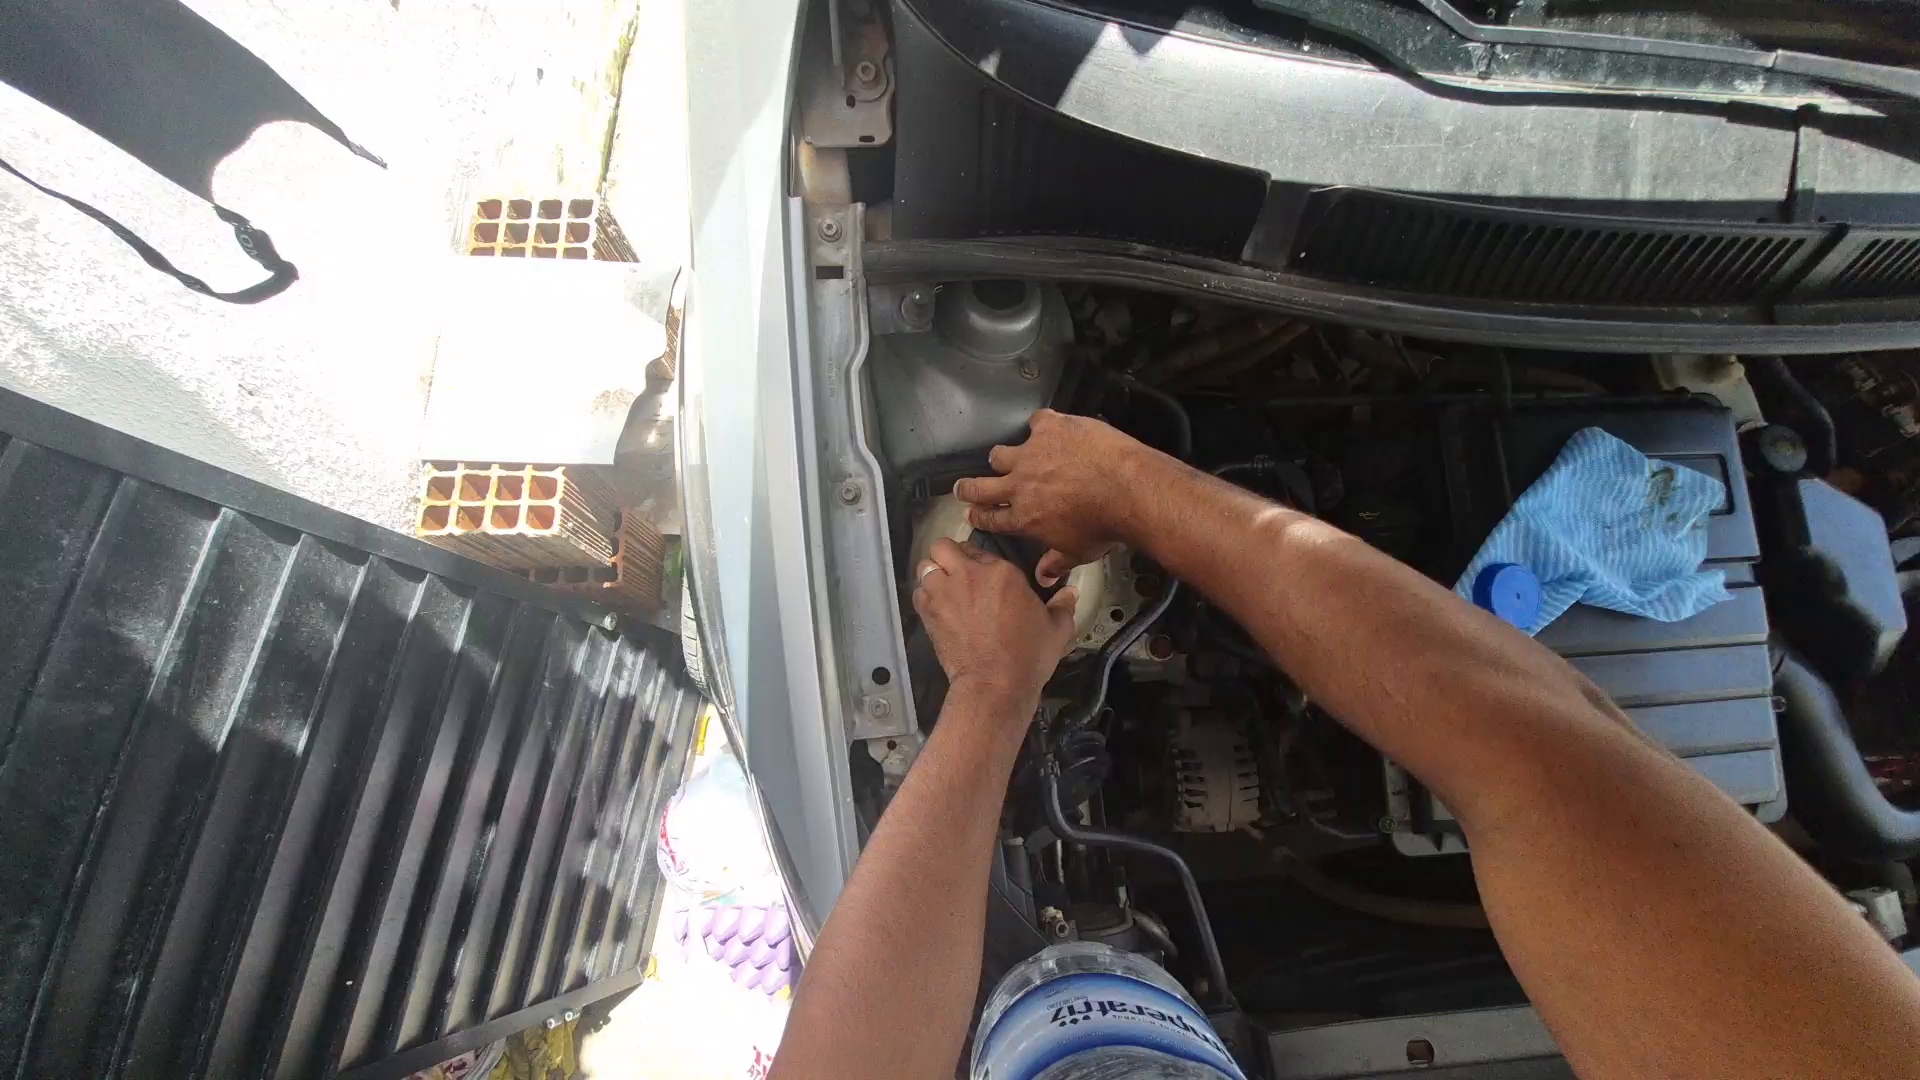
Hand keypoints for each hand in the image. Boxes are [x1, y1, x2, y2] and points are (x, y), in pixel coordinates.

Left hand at [912, 537, 1078, 712]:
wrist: (994, 683)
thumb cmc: (1028, 656)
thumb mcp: (1057, 630)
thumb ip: (1063, 606)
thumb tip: (1071, 592)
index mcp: (1002, 572)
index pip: (982, 550)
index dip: (981, 561)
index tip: (986, 577)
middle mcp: (969, 574)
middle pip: (945, 546)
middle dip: (949, 556)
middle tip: (958, 572)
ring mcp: (945, 592)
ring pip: (926, 565)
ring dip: (933, 574)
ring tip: (943, 588)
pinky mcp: (928, 612)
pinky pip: (918, 592)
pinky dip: (924, 596)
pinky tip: (936, 607)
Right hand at [953, 409, 1157, 585]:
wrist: (1126, 490)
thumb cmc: (1104, 526)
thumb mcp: (1078, 552)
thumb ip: (1056, 562)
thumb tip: (1044, 577)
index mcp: (1023, 518)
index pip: (990, 519)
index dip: (978, 516)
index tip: (972, 513)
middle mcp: (1019, 486)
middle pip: (980, 487)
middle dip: (968, 489)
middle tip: (963, 488)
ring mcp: (1032, 454)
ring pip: (1000, 453)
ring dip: (1002, 457)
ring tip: (1005, 457)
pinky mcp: (1050, 428)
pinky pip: (1037, 421)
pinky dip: (1042, 425)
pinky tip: (1049, 427)